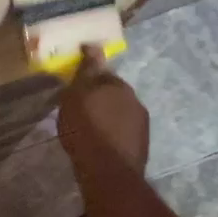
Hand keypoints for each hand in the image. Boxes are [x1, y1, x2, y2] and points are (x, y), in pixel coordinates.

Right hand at [58, 45, 149, 173]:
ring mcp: (141, 125)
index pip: (103, 74)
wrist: (107, 171)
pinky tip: (100, 143)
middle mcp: (135, 101)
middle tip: (82, 108)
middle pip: (114, 94)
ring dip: (108, 116)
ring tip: (90, 128)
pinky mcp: (140, 146)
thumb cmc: (85, 129)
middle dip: (100, 98)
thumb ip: (87, 71)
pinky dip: (112, 133)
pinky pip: (123, 133)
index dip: (89, 80)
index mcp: (118, 86)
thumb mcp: (76, 96)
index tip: (77, 88)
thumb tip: (94, 44)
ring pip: (120, 113)